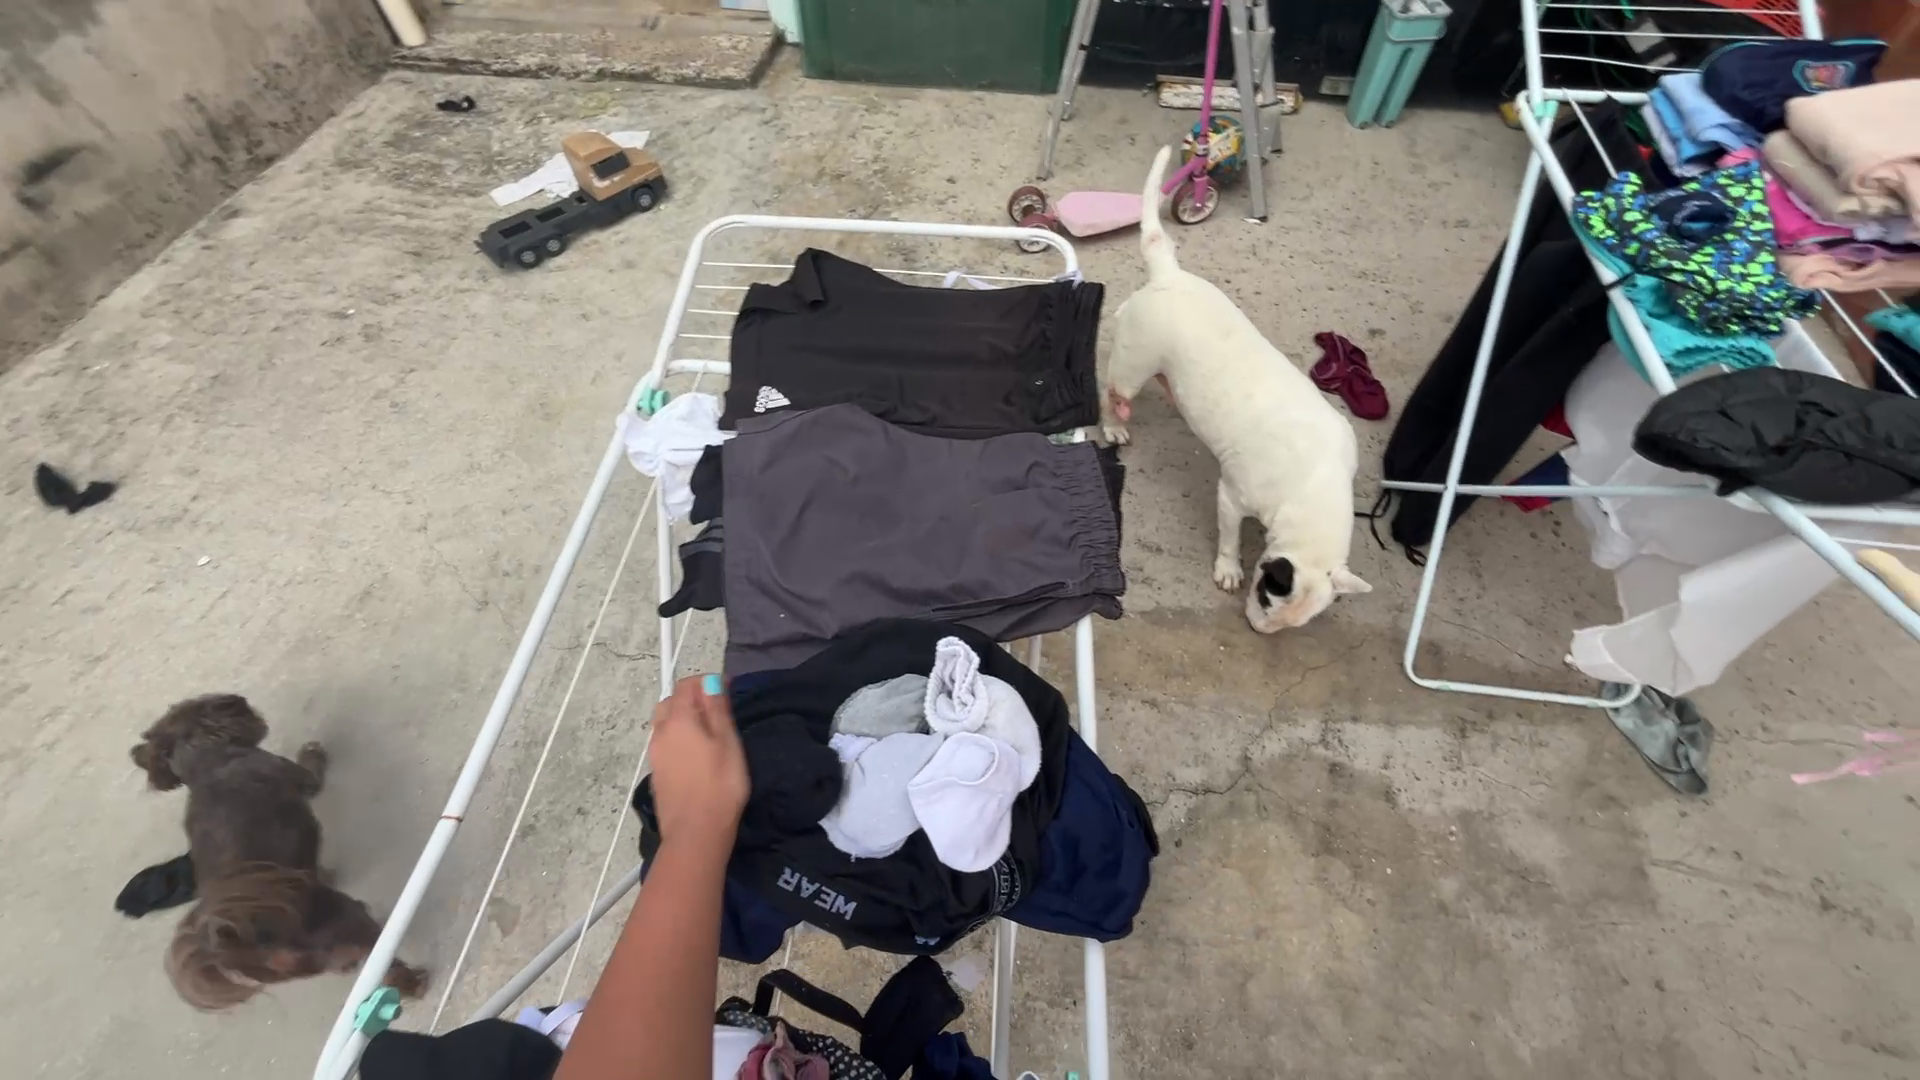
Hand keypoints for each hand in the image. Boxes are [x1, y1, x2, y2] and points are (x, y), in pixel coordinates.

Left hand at [649, 674, 749, 851]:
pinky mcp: (657, 773)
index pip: (685, 685)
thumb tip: (710, 681)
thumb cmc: (720, 783)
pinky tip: (696, 753)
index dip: (706, 681)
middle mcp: (660, 733)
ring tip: (708, 732)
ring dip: (683, 718)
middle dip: (691, 697)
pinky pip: (665, 743)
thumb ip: (717, 709)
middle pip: (670, 701)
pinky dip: (678, 737)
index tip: (727, 689)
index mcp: (679, 720)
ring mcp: (655, 755)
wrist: (695, 832)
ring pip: (664, 723)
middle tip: (717, 709)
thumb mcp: (728, 741)